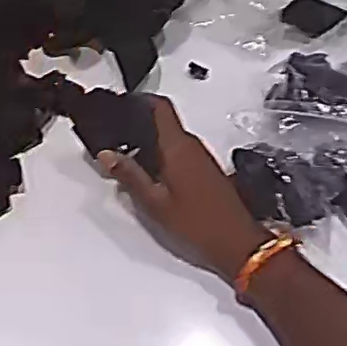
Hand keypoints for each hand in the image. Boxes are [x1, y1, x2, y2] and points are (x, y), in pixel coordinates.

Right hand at [96, 96, 273, 279]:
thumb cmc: (199, 224)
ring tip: (129, 159)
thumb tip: (107, 156)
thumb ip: (129, 175)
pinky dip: (163, 156)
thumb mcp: (153, 202)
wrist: (239, 246)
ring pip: (171, 138)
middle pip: (163, 122)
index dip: (140, 99)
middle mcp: (193, 146)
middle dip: (139, 126)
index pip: (160, 107)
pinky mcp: (207, 171)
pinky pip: (181, 152)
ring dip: (151, 143)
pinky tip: (150, 176)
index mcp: (178, 146)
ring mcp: (202, 158)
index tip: (123, 102)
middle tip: (117, 136)